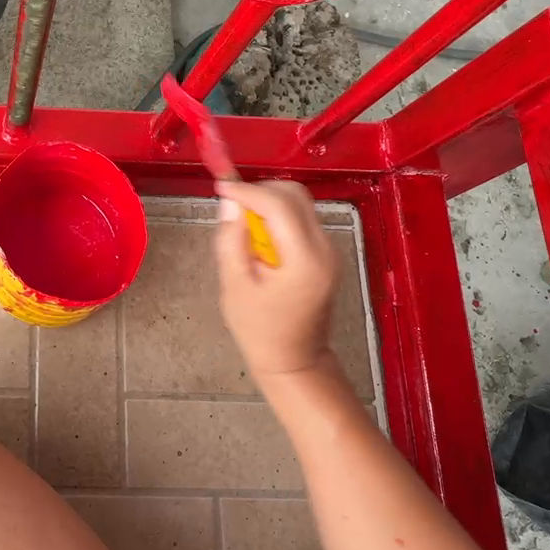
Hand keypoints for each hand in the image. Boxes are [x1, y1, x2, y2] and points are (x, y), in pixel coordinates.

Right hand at [213, 180, 340, 382]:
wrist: (295, 361)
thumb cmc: (260, 330)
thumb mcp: (234, 287)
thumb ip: (231, 241)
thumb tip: (230, 204)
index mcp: (304, 259)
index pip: (278, 205)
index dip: (247, 191)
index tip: (221, 187)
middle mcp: (324, 248)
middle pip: (295, 195)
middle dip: (261, 191)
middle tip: (232, 205)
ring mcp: (329, 250)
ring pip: (300, 203)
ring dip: (269, 202)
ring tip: (243, 223)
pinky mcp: (326, 254)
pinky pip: (302, 219)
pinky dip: (279, 215)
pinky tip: (259, 235)